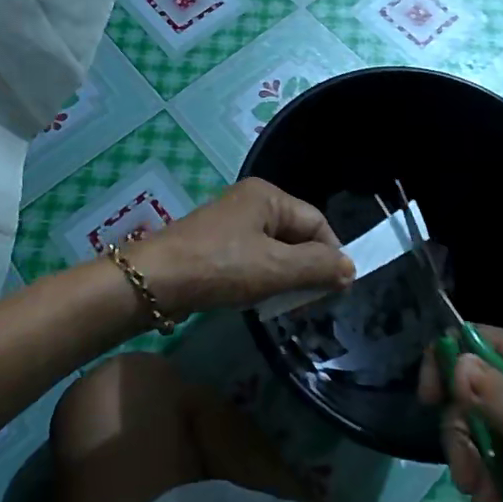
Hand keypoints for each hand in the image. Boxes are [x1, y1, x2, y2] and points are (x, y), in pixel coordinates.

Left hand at [133, 178, 352, 315]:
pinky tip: (261, 301)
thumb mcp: (275, 268)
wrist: (150, 284)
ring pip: (276, 250)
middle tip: (311, 302)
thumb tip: (351, 269)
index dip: (331, 255)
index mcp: (268, 196)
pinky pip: (254, 259)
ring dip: (287, 277)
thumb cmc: (219, 267)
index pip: (317, 223)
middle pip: (297, 235)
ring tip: (287, 305)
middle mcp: (252, 202)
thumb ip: (317, 267)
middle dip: (308, 268)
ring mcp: (232, 224)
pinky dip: (264, 279)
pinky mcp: (216, 246)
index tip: (336, 291)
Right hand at [419, 326, 502, 501]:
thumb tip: (454, 362)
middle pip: (474, 384)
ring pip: (487, 415)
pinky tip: (500, 498)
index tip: (429, 407)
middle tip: (466, 482)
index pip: (469, 338)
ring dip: (478, 457)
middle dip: (463, 431)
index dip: (444, 366)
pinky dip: (498, 466)